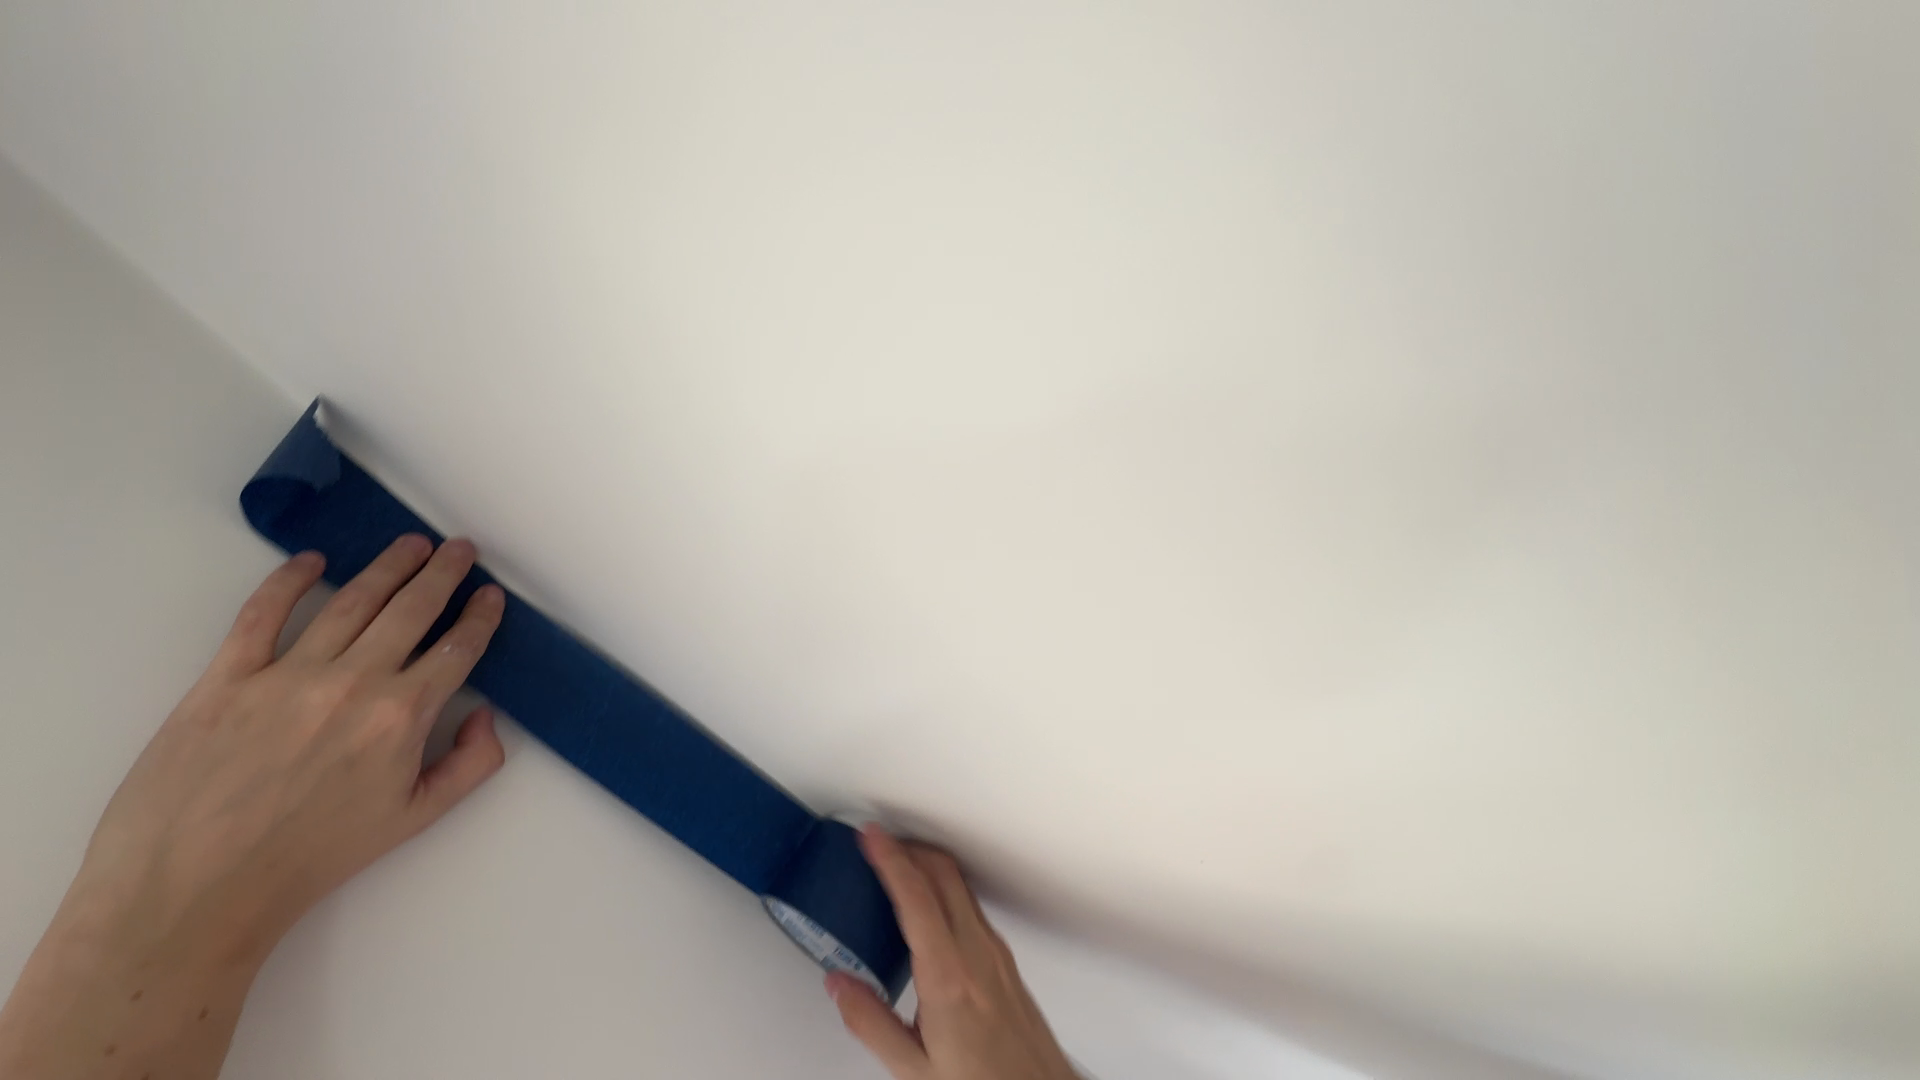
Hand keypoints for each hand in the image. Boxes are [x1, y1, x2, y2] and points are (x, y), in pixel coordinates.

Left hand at [0, 535, 506, 1079]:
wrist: (196, 889)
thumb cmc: (316, 855)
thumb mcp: (417, 818)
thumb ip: (472, 764)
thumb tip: (486, 715)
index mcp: (403, 715)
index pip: (456, 648)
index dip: (480, 616)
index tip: (491, 595)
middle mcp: (354, 682)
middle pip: (411, 610)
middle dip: (444, 573)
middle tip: (460, 548)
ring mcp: (288, 675)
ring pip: (351, 602)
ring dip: (388, 566)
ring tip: (410, 544)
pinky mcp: (226, 678)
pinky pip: (261, 616)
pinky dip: (288, 582)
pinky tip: (312, 562)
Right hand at [827, 827, 1077, 1079]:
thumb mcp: (913, 1070)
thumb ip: (871, 1023)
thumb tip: (840, 984)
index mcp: (948, 976)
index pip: (916, 896)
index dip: (891, 858)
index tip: (871, 836)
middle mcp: (977, 952)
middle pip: (943, 873)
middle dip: (908, 848)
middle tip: (878, 841)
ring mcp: (995, 951)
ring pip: (959, 885)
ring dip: (927, 865)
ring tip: (897, 865)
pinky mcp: (1004, 958)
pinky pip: (970, 905)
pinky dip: (943, 888)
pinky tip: (927, 906)